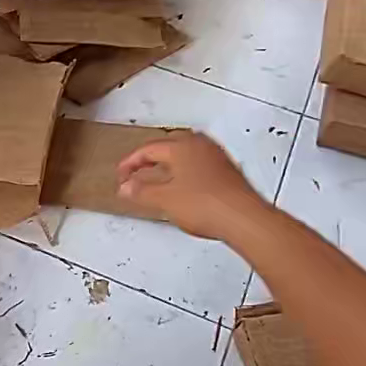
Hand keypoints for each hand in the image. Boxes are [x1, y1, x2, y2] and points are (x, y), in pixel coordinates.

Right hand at [117, 132, 269, 240]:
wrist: (244, 219)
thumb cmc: (208, 205)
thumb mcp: (164, 200)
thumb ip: (140, 191)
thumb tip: (125, 187)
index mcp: (181, 146)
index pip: (148, 149)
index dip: (130, 163)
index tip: (121, 175)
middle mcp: (200, 145)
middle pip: (167, 145)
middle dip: (149, 159)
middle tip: (136, 172)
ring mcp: (216, 157)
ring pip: (184, 154)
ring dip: (167, 164)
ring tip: (156, 179)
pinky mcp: (227, 171)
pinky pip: (198, 164)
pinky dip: (184, 171)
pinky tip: (181, 187)